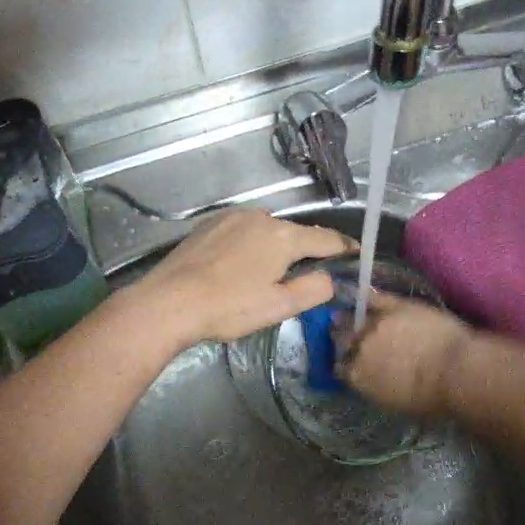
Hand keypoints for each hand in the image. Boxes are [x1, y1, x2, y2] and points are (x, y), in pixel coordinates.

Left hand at [132, 210, 357, 346]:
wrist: (168, 301)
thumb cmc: (229, 307)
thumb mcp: (279, 306)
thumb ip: (313, 289)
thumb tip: (329, 278)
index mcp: (284, 236)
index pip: (326, 239)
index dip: (344, 249)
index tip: (356, 255)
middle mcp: (260, 217)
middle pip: (294, 233)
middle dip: (304, 251)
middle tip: (307, 276)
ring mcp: (231, 217)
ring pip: (265, 231)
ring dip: (274, 248)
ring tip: (268, 274)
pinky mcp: (207, 225)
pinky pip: (240, 232)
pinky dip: (248, 245)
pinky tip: (238, 267)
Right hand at [336, 291, 475, 416]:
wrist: (455, 371)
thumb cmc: (432, 398)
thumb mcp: (396, 402)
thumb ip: (376, 388)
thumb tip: (372, 380)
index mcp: (359, 378)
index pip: (340, 369)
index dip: (344, 364)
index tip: (347, 362)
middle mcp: (359, 349)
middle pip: (340, 340)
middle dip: (341, 339)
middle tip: (343, 336)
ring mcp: (374, 324)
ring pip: (351, 318)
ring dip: (346, 318)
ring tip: (343, 315)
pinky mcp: (393, 306)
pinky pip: (372, 298)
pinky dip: (361, 295)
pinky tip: (356, 293)